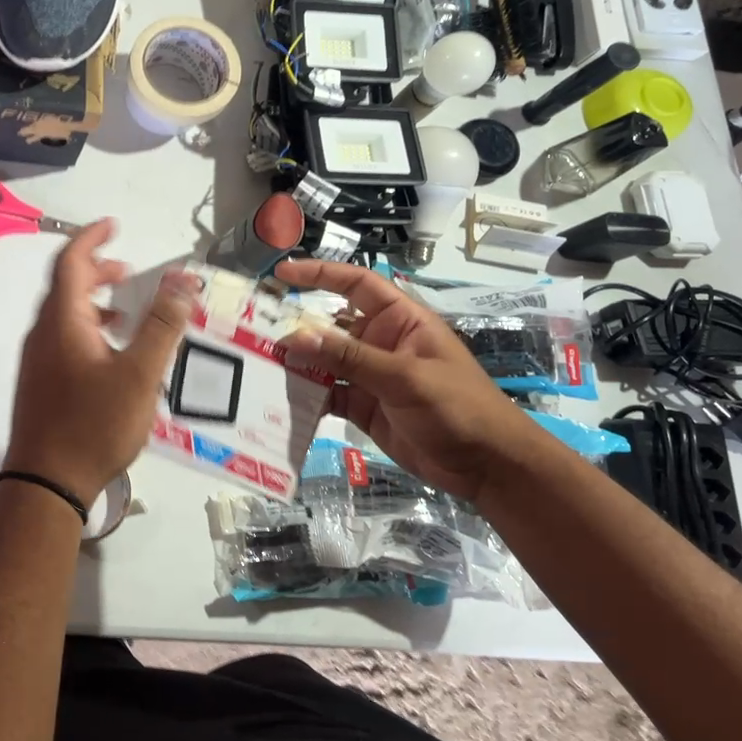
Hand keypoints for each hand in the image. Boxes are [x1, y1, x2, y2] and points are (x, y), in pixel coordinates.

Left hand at [6, 220, 196, 505]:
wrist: (46, 482)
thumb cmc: (93, 424)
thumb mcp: (139, 375)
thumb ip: (161, 325)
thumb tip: (181, 280)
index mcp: (61, 321)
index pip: (70, 262)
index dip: (90, 238)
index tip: (114, 226)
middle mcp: (42, 334)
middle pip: (66, 287)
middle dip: (98, 271)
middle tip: (130, 274)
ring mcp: (37, 361)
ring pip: (65, 316)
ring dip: (95, 303)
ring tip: (128, 314)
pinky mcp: (41, 384)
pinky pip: (64, 340)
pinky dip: (89, 330)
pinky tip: (114, 357)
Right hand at [273, 260, 551, 503]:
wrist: (488, 467)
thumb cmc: (459, 408)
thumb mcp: (405, 377)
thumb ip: (350, 357)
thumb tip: (294, 337)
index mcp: (401, 321)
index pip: (356, 284)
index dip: (320, 274)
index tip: (282, 274)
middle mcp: (381, 343)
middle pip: (330, 325)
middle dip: (296, 326)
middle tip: (253, 328)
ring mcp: (371, 376)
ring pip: (323, 362)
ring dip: (296, 364)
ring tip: (259, 365)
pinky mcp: (363, 407)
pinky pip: (326, 394)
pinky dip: (305, 397)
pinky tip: (279, 400)